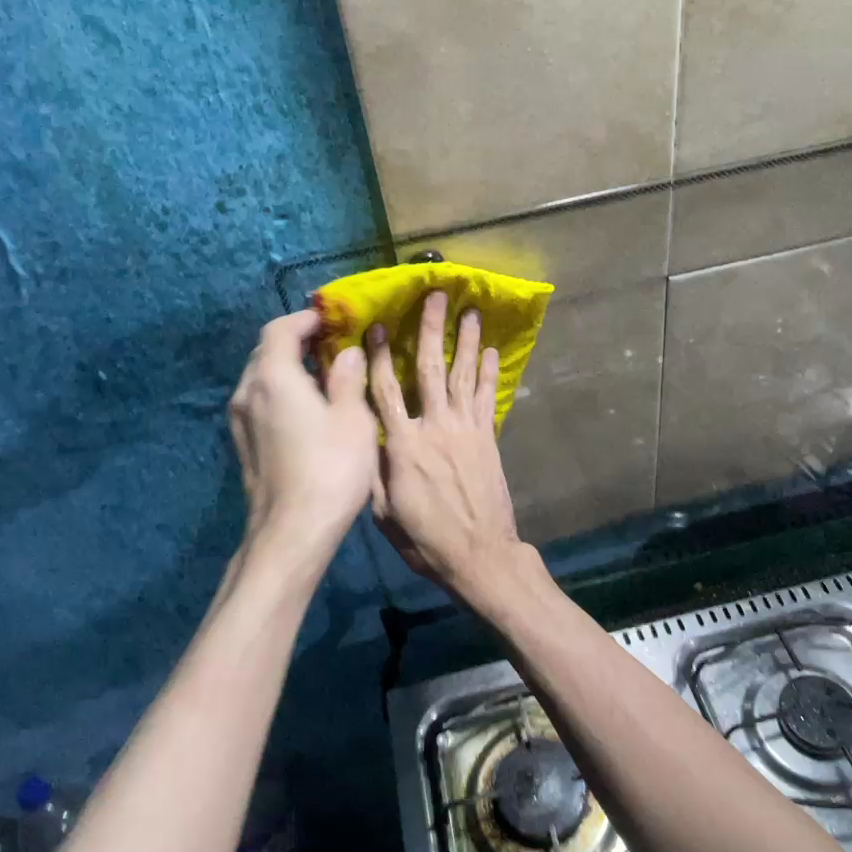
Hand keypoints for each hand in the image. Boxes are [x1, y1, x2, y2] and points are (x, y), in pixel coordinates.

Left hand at [227, 310, 377, 579]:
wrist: (292, 532)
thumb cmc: (330, 470)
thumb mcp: (353, 419)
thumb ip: (348, 379)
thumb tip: (347, 353)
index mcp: (273, 376)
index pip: (280, 329)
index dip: (306, 319)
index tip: (333, 321)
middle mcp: (247, 391)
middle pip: (266, 351)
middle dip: (297, 343)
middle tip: (333, 347)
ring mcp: (240, 420)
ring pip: (262, 378)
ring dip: (290, 370)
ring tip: (326, 379)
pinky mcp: (243, 444)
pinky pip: (261, 403)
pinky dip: (282, 394)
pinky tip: (309, 412)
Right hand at [367, 292, 533, 605]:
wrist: (479, 556)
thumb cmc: (424, 539)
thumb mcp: (383, 512)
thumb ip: (373, 469)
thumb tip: (361, 434)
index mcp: (403, 446)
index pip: (385, 390)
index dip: (378, 355)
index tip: (376, 324)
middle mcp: (435, 428)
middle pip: (430, 369)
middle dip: (431, 329)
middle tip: (435, 295)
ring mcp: (466, 431)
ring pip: (464, 375)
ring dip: (466, 340)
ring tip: (469, 310)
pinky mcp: (488, 439)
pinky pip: (487, 397)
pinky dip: (489, 371)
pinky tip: (490, 349)